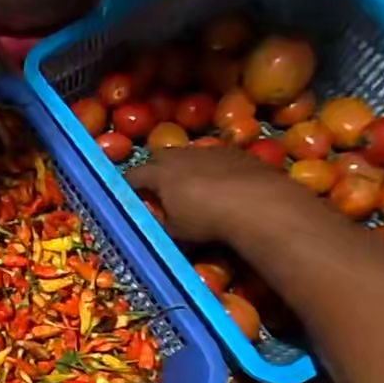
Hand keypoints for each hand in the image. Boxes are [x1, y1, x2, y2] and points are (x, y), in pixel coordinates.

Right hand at [125, 146, 311, 243]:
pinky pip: (215, 160)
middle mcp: (182, 155)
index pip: (134, 176)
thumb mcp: (175, 231)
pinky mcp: (237, 152)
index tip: (125, 196)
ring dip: (186, 169)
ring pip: (190, 156)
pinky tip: (222, 187)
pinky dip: (212, 171)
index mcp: (160, 173)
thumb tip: (152, 224)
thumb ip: (160, 224)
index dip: (127, 186)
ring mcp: (211, 150)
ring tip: (191, 188)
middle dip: (155, 172)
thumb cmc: (206, 219)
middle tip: (157, 190)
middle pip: (160, 159)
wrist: (258, 203)